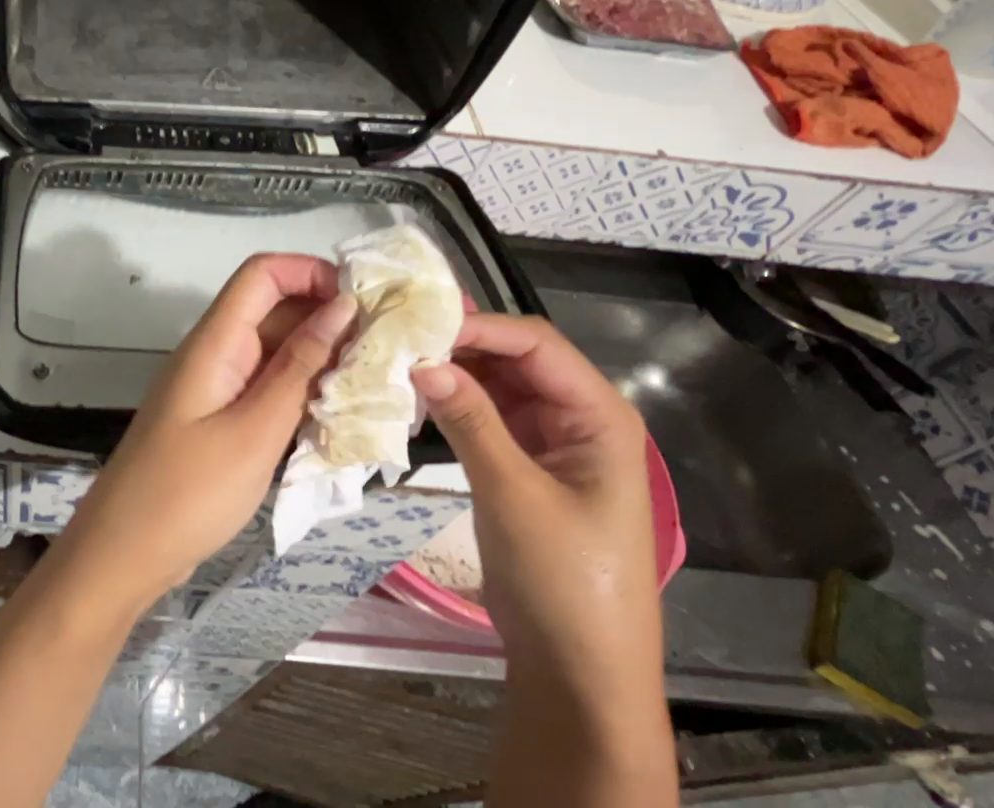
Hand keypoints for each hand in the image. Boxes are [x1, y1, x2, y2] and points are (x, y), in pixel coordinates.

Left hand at [54, 254, 355, 610]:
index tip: (368, 303)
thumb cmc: (187, 494)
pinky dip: (303, 396)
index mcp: (213, 343)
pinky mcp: (219, 423)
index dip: (313, 273)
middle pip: (274, 310)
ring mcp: (215, 390)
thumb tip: (343, 306)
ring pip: (275, 353)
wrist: (123, 554)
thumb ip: (300, 368)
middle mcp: (213, 355)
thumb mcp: (254, 431)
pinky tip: (341, 419)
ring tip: (377, 385)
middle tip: (390, 351)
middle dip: (330, 320)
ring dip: (322, 362)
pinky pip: (266, 391)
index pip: (262, 274)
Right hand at [410, 314, 660, 688]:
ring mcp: (551, 443)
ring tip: (394, 363)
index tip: (414, 327)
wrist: (577, 665)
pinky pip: (488, 420)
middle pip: (516, 360)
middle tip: (394, 339)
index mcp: (599, 415)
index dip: (478, 328)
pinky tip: (414, 401)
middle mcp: (578, 417)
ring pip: (497, 388)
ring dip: (452, 375)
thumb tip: (421, 361)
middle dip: (460, 346)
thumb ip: (470, 421)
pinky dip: (454, 407)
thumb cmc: (562, 577)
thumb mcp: (513, 493)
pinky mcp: (526, 468)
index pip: (535, 345)